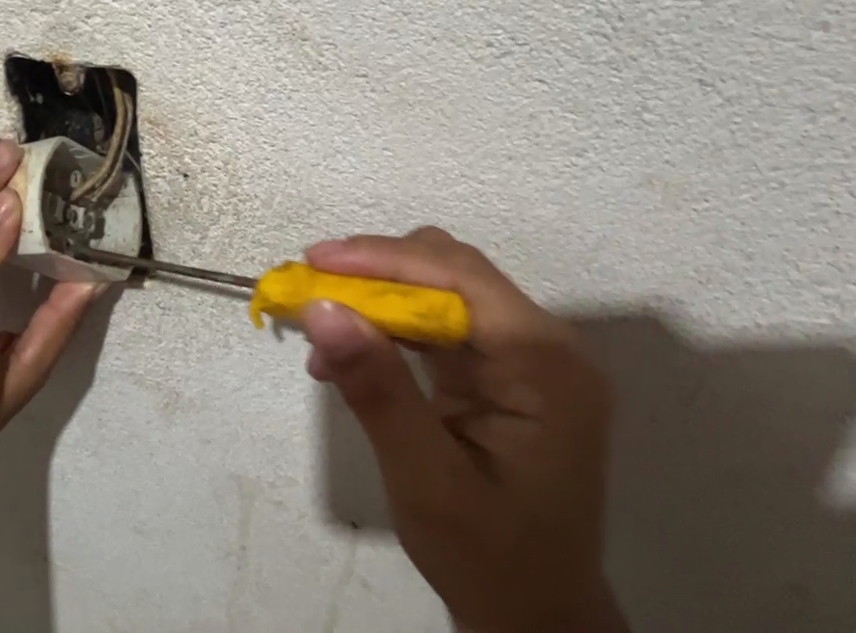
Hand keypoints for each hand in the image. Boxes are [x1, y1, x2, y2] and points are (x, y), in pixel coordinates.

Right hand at [301, 229, 624, 632]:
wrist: (534, 617)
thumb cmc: (488, 555)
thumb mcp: (425, 476)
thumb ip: (377, 388)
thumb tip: (320, 308)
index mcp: (544, 364)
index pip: (460, 277)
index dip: (384, 259)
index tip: (313, 261)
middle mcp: (542, 347)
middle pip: (451, 273)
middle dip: (375, 273)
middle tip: (311, 289)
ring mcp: (523, 360)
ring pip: (440, 292)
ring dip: (376, 299)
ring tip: (319, 324)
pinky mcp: (498, 376)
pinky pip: (437, 328)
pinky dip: (387, 330)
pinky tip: (346, 356)